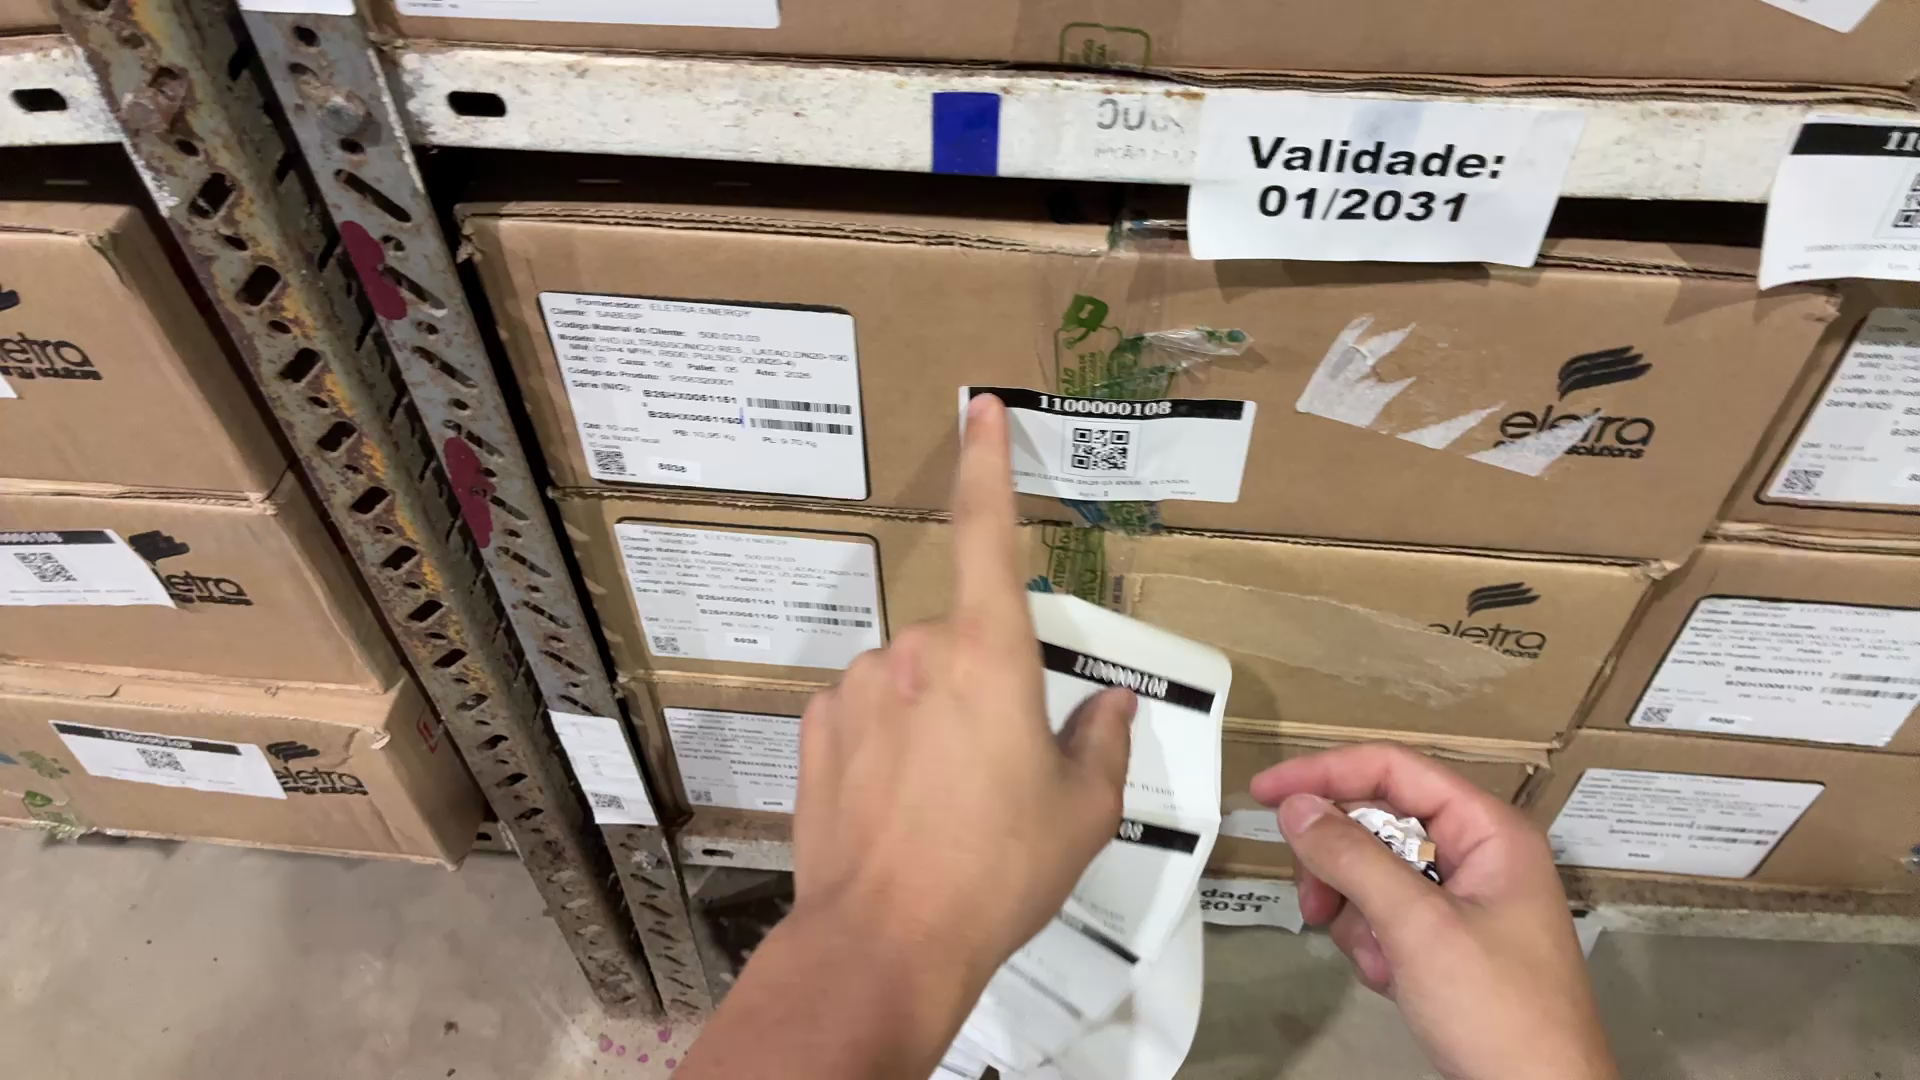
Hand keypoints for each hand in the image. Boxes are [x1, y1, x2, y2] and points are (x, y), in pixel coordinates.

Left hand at [793, 392, 1136, 992]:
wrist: (884, 939)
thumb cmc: (998, 870)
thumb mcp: (1081, 811)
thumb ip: (1102, 739)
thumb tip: (1108, 705)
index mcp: (988, 654)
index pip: (987, 531)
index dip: (987, 463)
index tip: (980, 408)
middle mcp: (915, 649)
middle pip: (959, 638)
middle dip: (980, 682)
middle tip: (992, 765)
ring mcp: (856, 683)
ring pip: (908, 675)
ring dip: (929, 713)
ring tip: (940, 794)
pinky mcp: (816, 721)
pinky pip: (864, 708)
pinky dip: (884, 735)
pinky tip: (893, 796)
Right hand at [1251, 744, 1617, 1079]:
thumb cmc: (1498, 1013)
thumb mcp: (1417, 926)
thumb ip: (1350, 857)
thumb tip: (1292, 805)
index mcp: (1485, 830)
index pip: (1389, 768)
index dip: (1323, 772)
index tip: (1266, 792)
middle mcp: (1471, 850)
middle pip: (1371, 818)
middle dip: (1336, 862)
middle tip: (1312, 901)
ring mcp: (1456, 893)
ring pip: (1365, 863)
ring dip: (1350, 908)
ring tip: (1369, 956)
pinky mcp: (1441, 932)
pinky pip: (1376, 904)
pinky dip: (1366, 936)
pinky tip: (1387, 974)